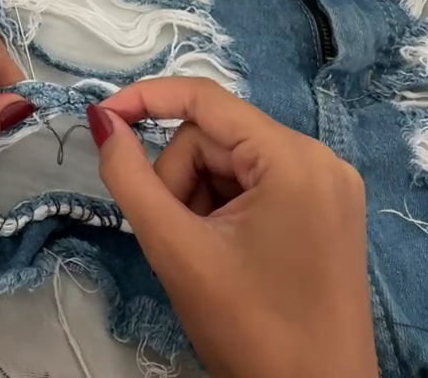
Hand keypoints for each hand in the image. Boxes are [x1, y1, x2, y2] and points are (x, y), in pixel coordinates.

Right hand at [89, 77, 375, 377]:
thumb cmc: (250, 328)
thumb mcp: (175, 248)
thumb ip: (128, 174)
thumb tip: (101, 118)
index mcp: (293, 159)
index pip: (204, 99)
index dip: (145, 99)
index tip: (101, 118)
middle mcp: (319, 158)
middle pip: (212, 137)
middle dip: (178, 177)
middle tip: (173, 233)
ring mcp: (326, 186)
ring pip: (226, 161)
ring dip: (195, 195)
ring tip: (199, 249)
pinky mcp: (323, 211)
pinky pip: (250, 183)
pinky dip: (219, 207)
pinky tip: (222, 250)